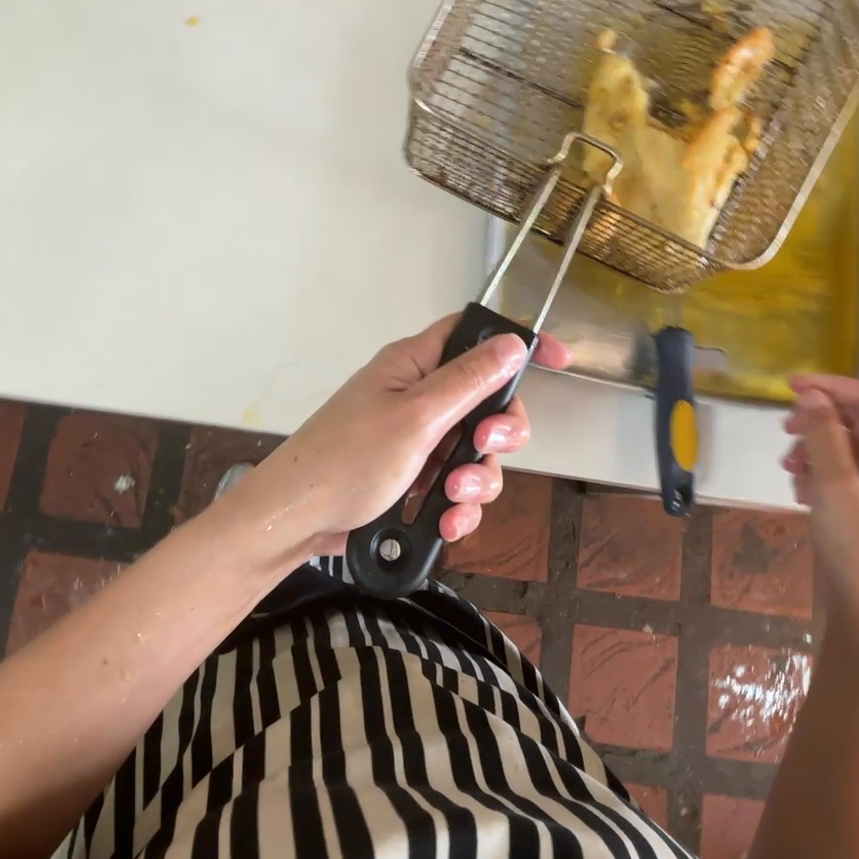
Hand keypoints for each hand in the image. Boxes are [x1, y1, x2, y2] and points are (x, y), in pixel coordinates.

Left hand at [220, 314, 570, 557]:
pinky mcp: (414, 477)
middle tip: (480, 450)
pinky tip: (446, 523)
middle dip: (496, 435)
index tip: (560, 361)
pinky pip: (455, 486)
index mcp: (413, 365)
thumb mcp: (415, 418)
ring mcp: (417, 439)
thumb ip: (467, 382)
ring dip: (475, 480)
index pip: (474, 335)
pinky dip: (457, 506)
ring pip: (475, 452)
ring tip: (450, 499)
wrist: (299, 521)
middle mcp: (418, 396)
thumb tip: (511, 343)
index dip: (515, 343)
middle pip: (487, 403)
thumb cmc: (346, 460)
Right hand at [782, 375, 858, 641]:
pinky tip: (800, 491)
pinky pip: (842, 474)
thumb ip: (823, 436)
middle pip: (857, 422)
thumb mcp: (835, 487)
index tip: (787, 386)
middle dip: (816, 421)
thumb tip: (810, 396)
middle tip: (782, 432)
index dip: (831, 386)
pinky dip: (817, 473)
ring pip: (845, 448)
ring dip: (812, 448)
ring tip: (790, 470)